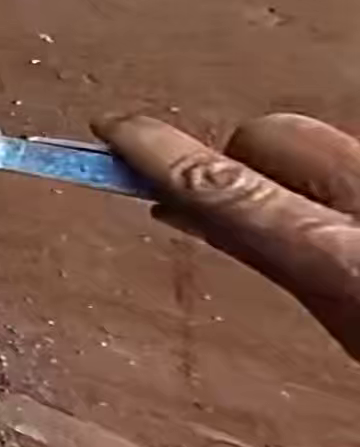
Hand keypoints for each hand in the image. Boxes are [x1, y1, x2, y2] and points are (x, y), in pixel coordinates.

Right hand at [95, 112, 359, 360]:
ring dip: (310, 170)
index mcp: (348, 258)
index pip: (221, 185)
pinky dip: (349, 184)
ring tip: (325, 216)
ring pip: (337, 144)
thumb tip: (172, 206)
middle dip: (245, 157)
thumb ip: (263, 253)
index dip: (154, 151)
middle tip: (241, 195)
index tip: (111, 127)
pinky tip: (358, 223)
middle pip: (277, 135)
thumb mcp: (348, 319)